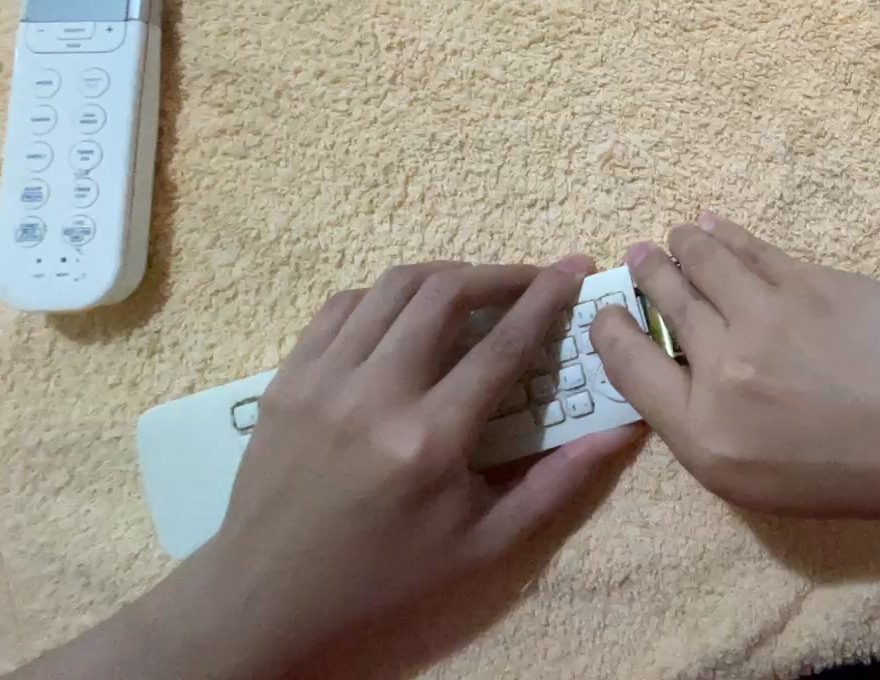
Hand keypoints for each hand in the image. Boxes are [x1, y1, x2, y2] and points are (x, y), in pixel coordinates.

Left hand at [184, 258, 640, 670]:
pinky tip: (411, 314)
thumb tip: (625, 429)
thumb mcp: (488, 548)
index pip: (504, 343)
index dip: (548, 296)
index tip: (576, 266)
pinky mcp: (285, 382)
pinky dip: (389, 295)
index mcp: (430, 441)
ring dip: (448, 275)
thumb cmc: (386, 581)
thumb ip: (560, 482)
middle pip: (446, 293)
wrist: (255, 613)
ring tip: (478, 290)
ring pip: (394, 286)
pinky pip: (343, 305)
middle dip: (501, 273)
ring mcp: (321, 383)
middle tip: (533, 280)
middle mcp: (374, 397)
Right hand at [592, 215, 879, 528]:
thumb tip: (686, 370)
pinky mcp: (809, 280)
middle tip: (639, 255)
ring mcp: (767, 315)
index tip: (603, 312)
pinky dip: (728, 235)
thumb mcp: (761, 481)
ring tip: (674, 235)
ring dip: (685, 246)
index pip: (632, 370)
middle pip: (670, 306)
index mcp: (705, 433)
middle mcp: (724, 368)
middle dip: (649, 275)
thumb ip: (712, 426)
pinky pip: (755, 251)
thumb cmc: (856, 472)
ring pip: (708, 265)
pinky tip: (715, 225)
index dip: (610, 333)